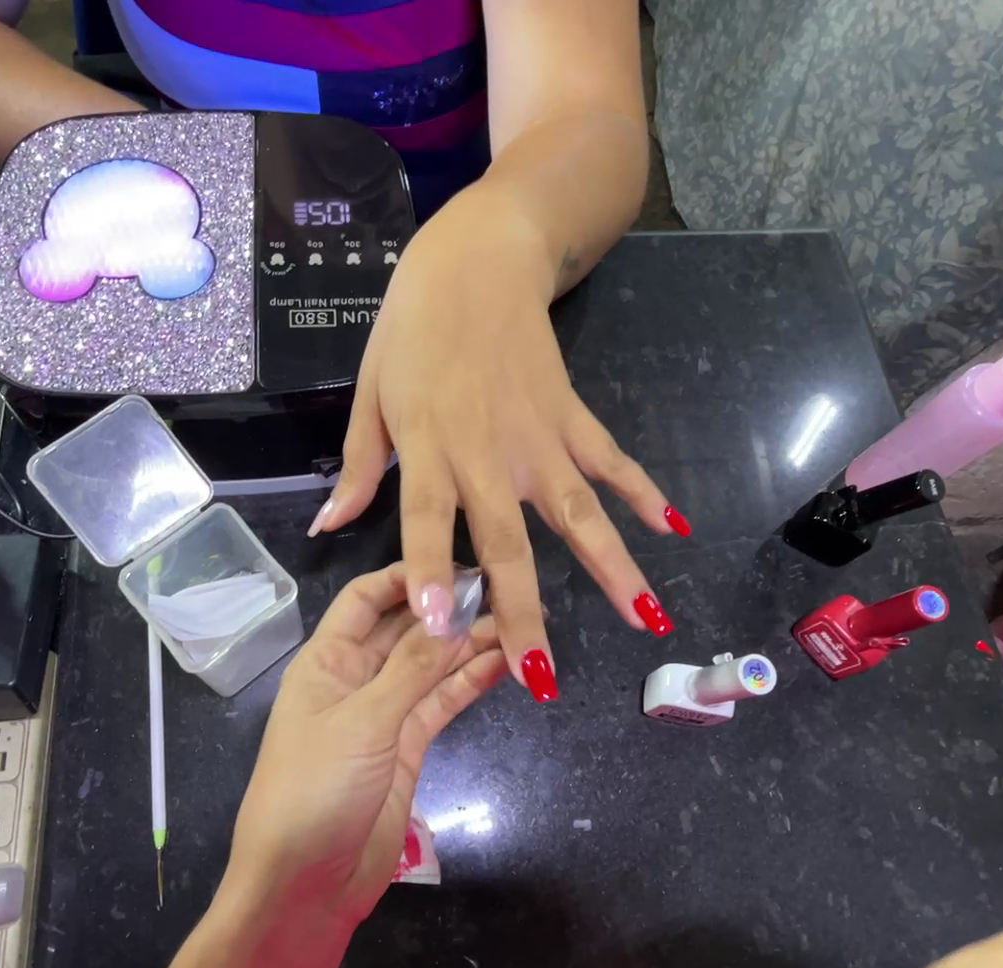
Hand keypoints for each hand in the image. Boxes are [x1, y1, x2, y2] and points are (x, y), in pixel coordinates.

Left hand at [223, 564, 506, 926]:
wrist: (305, 887)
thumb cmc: (315, 791)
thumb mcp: (363, 722)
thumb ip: (412, 668)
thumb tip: (453, 612)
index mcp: (326, 660)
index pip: (365, 599)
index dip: (407, 578)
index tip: (459, 564)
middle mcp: (355, 678)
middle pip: (406, 630)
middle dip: (449, 611)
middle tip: (507, 592)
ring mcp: (383, 713)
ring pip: (430, 666)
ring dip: (468, 646)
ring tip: (521, 624)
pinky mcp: (408, 747)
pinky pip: (441, 704)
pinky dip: (469, 683)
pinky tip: (504, 662)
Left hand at [309, 193, 686, 703]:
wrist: (477, 258)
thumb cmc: (411, 329)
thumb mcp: (370, 391)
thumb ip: (361, 466)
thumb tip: (329, 526)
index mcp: (428, 444)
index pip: (427, 518)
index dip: (433, 571)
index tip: (443, 629)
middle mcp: (487, 450)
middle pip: (509, 540)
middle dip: (524, 611)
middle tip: (541, 674)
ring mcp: (538, 435)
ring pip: (577, 511)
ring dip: (612, 566)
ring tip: (646, 618)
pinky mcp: (572, 415)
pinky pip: (610, 459)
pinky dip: (642, 490)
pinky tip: (673, 526)